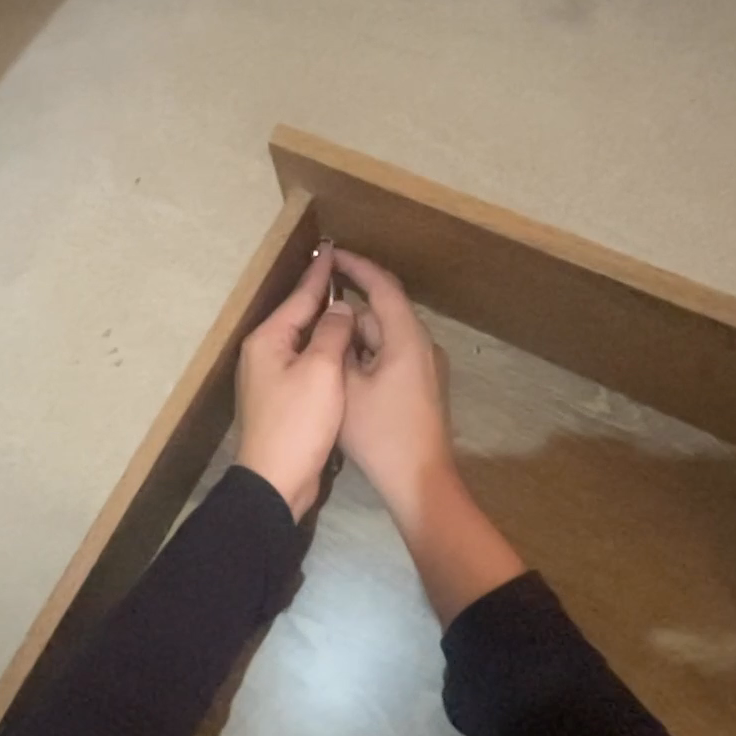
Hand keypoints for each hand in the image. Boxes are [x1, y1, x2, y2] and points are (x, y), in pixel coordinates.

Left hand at [235, 243, 356, 516]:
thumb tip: (339, 308)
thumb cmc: (298, 422)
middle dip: (321, 294)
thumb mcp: (321, 371)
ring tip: (348, 302)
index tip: (333, 247)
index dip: (320, 272)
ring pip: (302, 340)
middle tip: (345, 270)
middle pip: (298, 316)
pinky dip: (323, 351)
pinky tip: (341, 348)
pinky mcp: (282, 399)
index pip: (300, 296)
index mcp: (268, 340)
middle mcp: (263, 353)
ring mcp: (270, 378)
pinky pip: (306, 363)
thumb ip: (332, 333)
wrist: (276, 479)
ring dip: (324, 324)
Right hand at [335, 249, 524, 622]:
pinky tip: (340, 376)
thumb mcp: (346, 388)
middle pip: (381, 315)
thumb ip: (339, 347)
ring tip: (319, 352)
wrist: (420, 481)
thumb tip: (335, 319)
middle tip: (310, 316)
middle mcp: (422, 346)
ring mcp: (425, 369)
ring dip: (354, 340)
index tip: (332, 254)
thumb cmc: (380, 434)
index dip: (357, 266)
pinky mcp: (422, 389)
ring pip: (384, 340)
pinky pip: (390, 359)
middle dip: (347, 313)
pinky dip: (366, 358)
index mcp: (407, 339)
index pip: (383, 286)